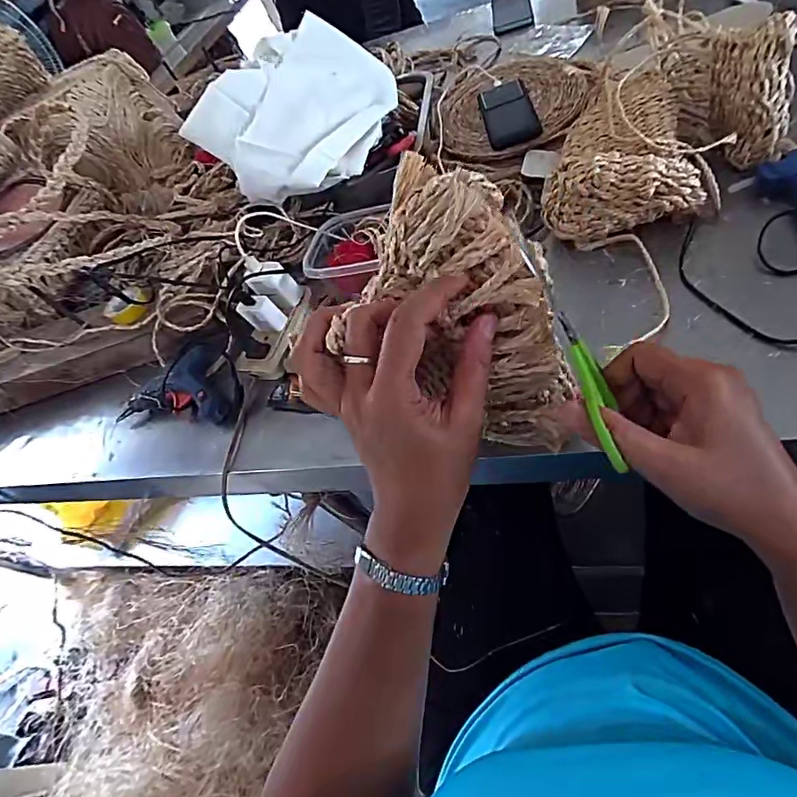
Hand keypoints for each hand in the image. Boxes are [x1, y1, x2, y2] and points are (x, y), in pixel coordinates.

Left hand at [291, 277, 495, 572]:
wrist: (411, 514)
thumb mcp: (467, 422)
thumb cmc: (442, 476)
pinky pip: (312, 370)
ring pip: (321, 342)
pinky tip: (345, 335)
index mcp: (391, 396)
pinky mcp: (339, 407)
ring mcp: (342, 400)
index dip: (433, 294)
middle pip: (360, 322)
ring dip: (350, 315)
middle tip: (433, 307)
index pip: (404, 325)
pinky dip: (320, 344)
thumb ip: (473, 368)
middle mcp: (357, 393)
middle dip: (400, 300)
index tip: (459, 282)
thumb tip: (484, 321)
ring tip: (384, 312)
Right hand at [562, 341, 796, 556]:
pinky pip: (679, 405)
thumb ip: (609, 433)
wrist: (783, 520)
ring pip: (662, 392)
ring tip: (644, 453)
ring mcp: (722, 393)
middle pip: (650, 373)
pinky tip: (662, 453)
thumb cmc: (726, 491)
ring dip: (642, 417)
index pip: (640, 356)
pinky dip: (661, 425)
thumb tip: (566, 409)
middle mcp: (714, 376)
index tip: (596, 413)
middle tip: (617, 439)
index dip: (610, 380)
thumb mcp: (660, 463)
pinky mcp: (725, 410)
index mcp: (702, 379)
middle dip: (625, 403)